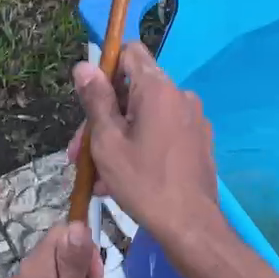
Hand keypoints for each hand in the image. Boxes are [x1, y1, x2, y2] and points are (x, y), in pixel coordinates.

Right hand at [71, 41, 224, 252]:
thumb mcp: (108, 142)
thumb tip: (85, 65)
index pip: (130, 52)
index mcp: (158, 88)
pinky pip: (163, 132)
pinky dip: (141, 146)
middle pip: (134, 90)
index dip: (106, 69)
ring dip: (119, 138)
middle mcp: (180, 95)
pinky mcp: (199, 140)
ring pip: (146, 116)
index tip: (91, 100)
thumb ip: (96, 100)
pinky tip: (123, 179)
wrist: (190, 225)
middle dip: (105, 117)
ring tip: (98, 176)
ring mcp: (193, 118)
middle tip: (79, 153)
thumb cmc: (143, 182)